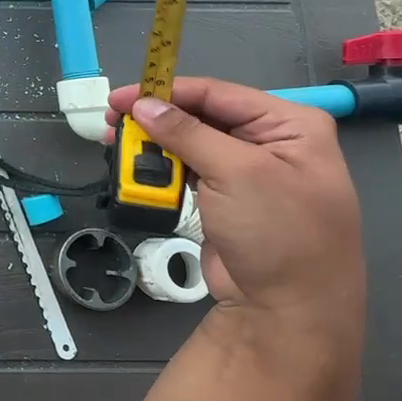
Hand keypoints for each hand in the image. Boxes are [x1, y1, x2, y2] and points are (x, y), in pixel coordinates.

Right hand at [103, 78, 362, 324]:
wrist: (287, 308)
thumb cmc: (277, 232)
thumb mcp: (236, 173)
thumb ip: (186, 133)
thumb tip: (142, 105)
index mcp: (290, 126)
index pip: (218, 94)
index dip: (166, 92)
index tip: (120, 98)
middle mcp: (272, 142)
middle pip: (201, 116)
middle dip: (155, 119)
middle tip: (112, 123)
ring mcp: (248, 172)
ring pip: (190, 143)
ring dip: (153, 146)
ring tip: (116, 147)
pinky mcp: (227, 198)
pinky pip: (188, 171)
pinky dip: (161, 169)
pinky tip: (136, 170)